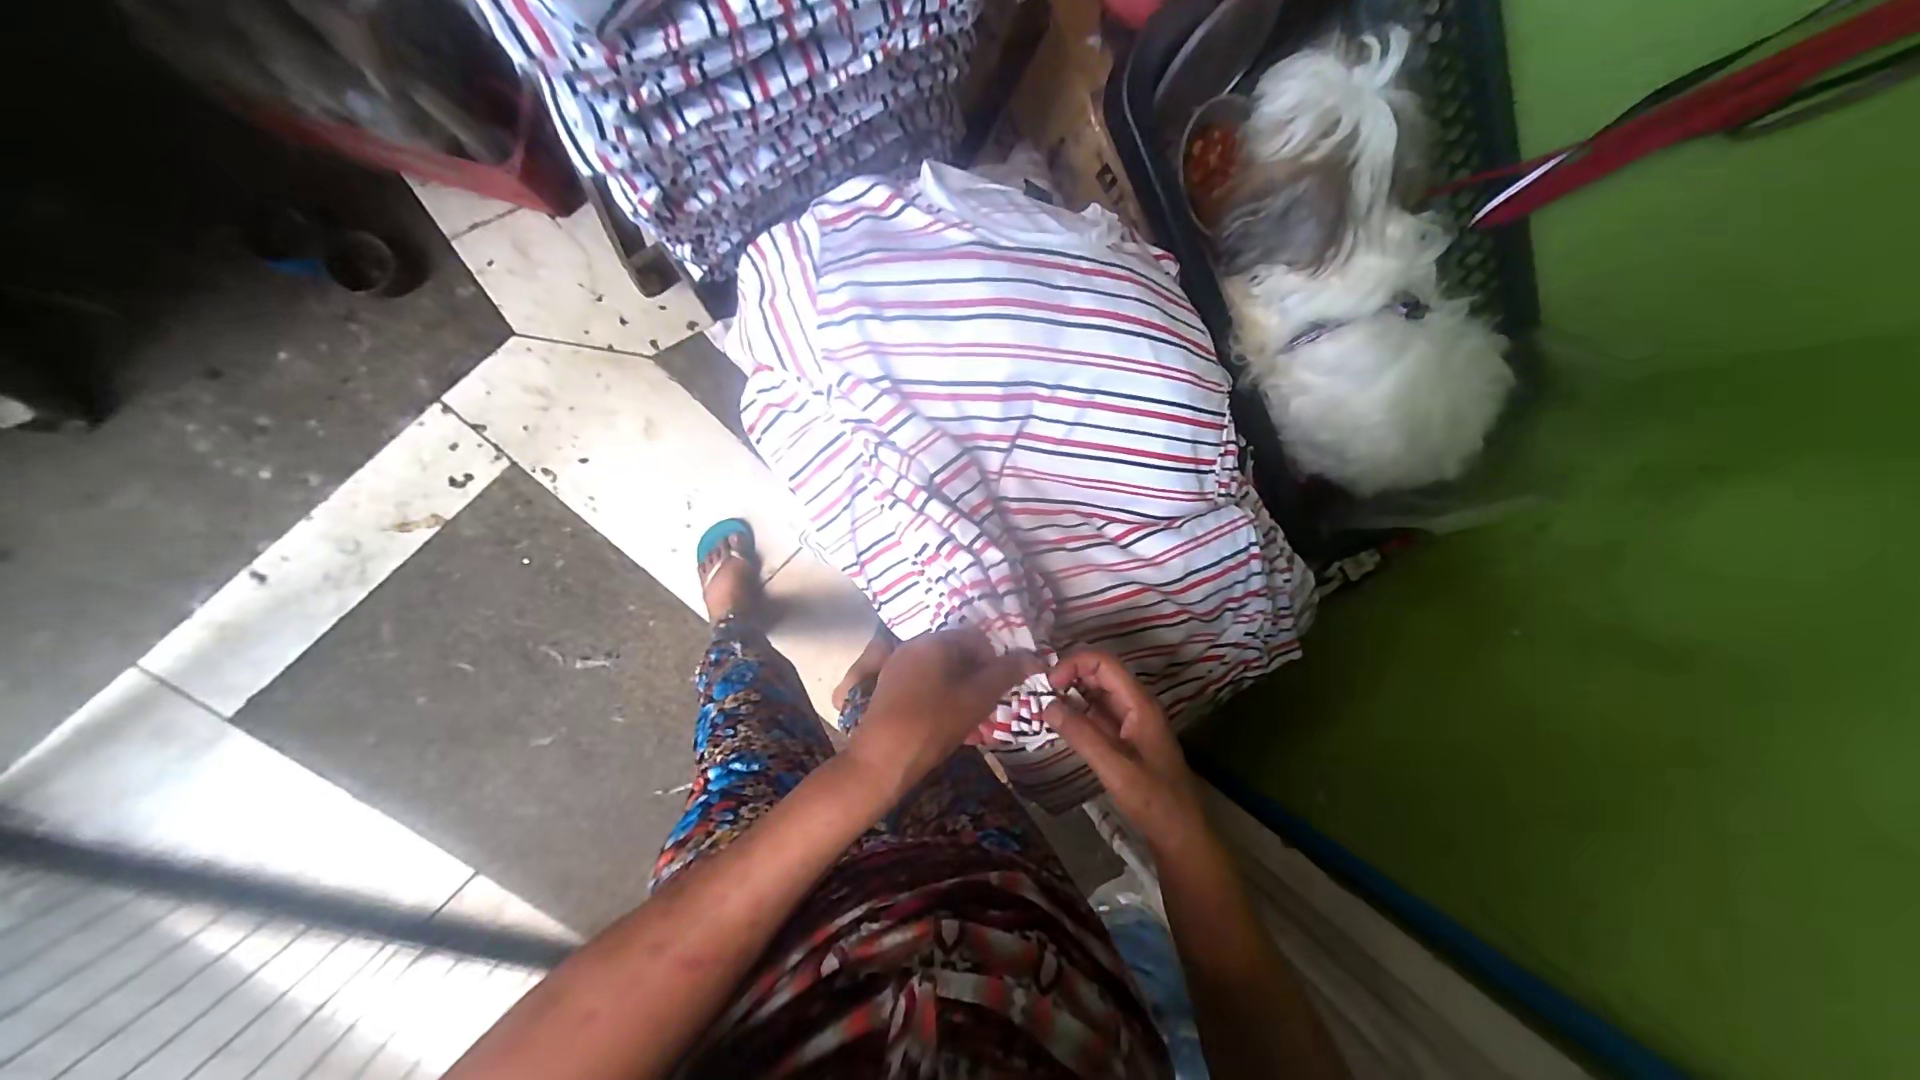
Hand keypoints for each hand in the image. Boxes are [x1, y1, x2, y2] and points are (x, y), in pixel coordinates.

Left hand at [843, 627, 1039, 797]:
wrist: (880, 761)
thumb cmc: (931, 725)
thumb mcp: (976, 699)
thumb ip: (1005, 674)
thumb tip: (1032, 657)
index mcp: (932, 641)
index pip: (976, 637)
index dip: (995, 658)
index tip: (1002, 685)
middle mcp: (912, 645)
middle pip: (957, 649)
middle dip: (978, 672)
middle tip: (989, 700)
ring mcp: (897, 666)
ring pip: (941, 666)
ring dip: (961, 683)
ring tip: (971, 712)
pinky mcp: (889, 687)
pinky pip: (925, 679)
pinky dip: (942, 691)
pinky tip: (947, 717)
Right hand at [1042, 649, 1206, 851]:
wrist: (1181, 834)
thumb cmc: (1154, 800)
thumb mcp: (1115, 769)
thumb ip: (1081, 735)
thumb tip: (1046, 705)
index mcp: (1139, 704)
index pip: (1103, 663)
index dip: (1073, 664)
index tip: (1048, 685)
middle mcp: (1135, 705)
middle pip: (1099, 673)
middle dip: (1068, 676)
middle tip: (1039, 695)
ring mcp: (1130, 721)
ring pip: (1096, 694)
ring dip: (1070, 695)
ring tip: (1042, 707)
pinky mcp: (1124, 738)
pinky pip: (1097, 714)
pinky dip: (1077, 714)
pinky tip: (1059, 724)